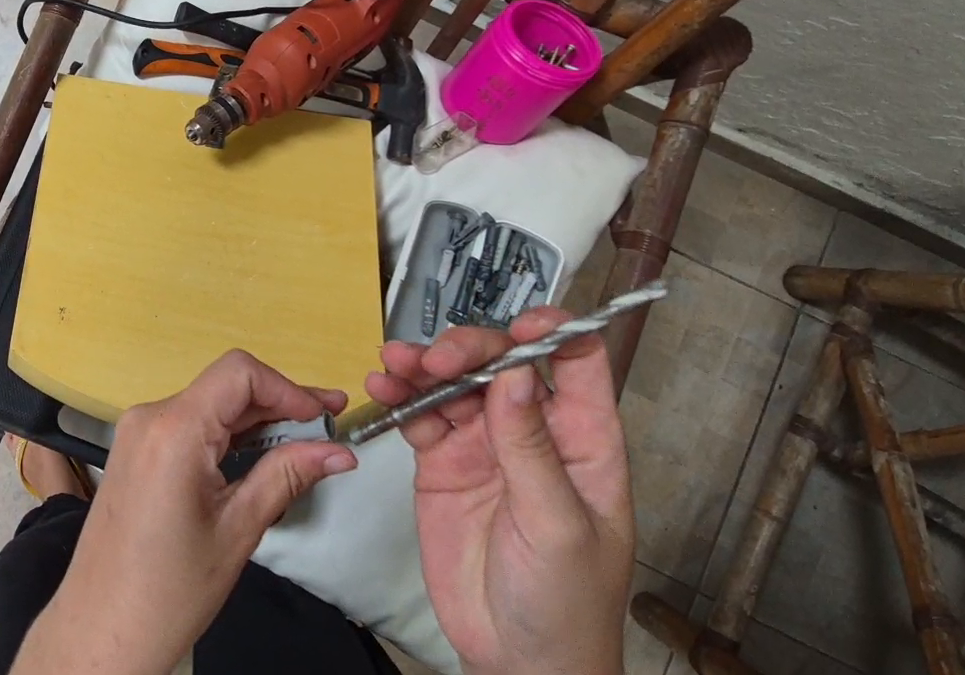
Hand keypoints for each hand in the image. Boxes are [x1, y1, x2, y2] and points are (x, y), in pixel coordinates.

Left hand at [11, 350, 357, 674]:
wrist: (100, 629)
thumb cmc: (171, 588)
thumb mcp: (238, 530)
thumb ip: (286, 477)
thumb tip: (340, 451)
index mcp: (173, 427)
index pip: (239, 373)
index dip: (288, 388)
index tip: (326, 415)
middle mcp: (150, 415)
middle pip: (226, 387)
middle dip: (280, 402)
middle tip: (331, 424)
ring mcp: (138, 431)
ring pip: (210, 404)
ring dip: (257, 419)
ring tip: (306, 440)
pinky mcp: (136, 449)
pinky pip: (190, 425)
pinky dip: (229, 433)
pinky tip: (262, 452)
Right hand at [365, 308, 634, 674]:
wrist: (515, 658)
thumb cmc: (566, 605)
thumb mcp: (558, 526)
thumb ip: (531, 449)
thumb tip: (516, 375)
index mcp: (582, 441)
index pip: (576, 365)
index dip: (553, 333)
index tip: (522, 323)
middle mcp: (531, 430)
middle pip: (501, 363)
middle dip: (468, 349)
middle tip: (437, 360)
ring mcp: (483, 444)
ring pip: (453, 383)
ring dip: (424, 366)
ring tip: (396, 363)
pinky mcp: (442, 461)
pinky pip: (420, 414)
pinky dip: (399, 396)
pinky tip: (382, 386)